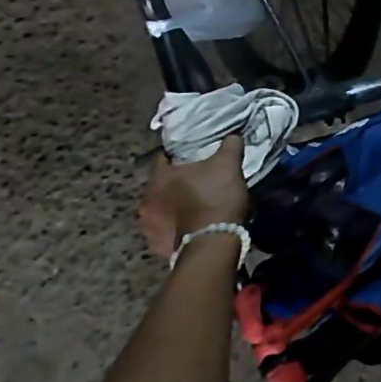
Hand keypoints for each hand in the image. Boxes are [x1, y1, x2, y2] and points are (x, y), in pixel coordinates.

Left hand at [139, 136, 250, 258]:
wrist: (213, 242)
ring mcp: (148, 226)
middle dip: (172, 185)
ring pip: (158, 210)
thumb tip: (233, 134)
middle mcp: (146, 200)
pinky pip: (162, 233)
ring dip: (170, 208)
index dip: (176, 157)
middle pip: (158, 186)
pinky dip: (173, 230)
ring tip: (191, 208)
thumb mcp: (229, 164)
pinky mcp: (155, 247)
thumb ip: (230, 145)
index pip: (161, 158)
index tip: (190, 158)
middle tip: (194, 184)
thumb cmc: (216, 197)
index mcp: (160, 176)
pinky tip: (189, 229)